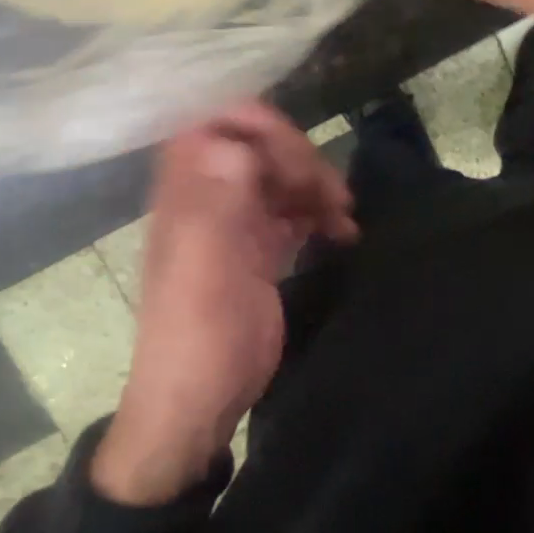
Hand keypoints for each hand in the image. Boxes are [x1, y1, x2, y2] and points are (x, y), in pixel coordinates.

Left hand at [91, 102, 356, 506]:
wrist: (198, 408)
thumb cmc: (197, 340)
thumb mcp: (204, 273)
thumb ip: (215, 205)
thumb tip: (231, 142)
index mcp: (188, 196)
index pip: (216, 126)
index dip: (256, 124)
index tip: (298, 152)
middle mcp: (210, 200)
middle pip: (257, 147)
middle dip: (298, 158)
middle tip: (332, 193)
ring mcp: (235, 225)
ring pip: (279, 177)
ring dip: (315, 185)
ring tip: (346, 214)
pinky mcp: (260, 251)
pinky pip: (294, 211)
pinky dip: (320, 213)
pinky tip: (343, 232)